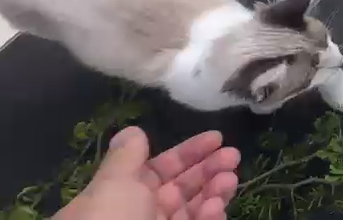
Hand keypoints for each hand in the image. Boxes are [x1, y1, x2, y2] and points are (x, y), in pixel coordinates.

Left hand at [55, 127, 241, 219]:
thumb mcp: (110, 188)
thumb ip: (125, 157)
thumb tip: (131, 131)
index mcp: (117, 200)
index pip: (157, 169)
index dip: (187, 152)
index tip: (217, 138)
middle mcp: (138, 216)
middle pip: (182, 185)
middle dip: (210, 167)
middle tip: (232, 157)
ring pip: (196, 204)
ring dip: (217, 188)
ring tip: (227, 181)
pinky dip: (212, 214)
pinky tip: (215, 208)